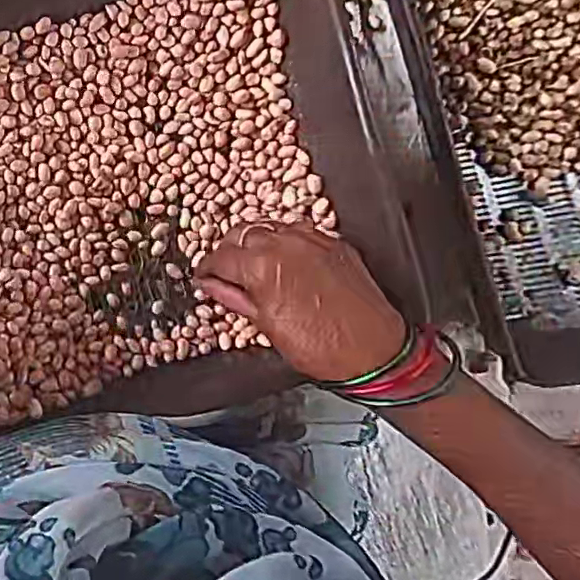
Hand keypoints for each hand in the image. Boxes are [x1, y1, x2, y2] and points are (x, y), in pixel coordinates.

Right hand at [194, 222, 407, 381]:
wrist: (374, 352)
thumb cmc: (321, 346)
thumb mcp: (265, 324)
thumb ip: (234, 297)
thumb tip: (213, 285)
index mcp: (260, 266)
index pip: (219, 257)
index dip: (207, 268)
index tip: (205, 276)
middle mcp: (284, 245)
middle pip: (240, 234)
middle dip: (229, 251)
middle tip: (226, 271)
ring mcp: (311, 241)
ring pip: (268, 227)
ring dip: (255, 242)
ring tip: (253, 264)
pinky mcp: (333, 244)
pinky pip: (298, 231)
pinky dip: (284, 241)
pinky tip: (283, 259)